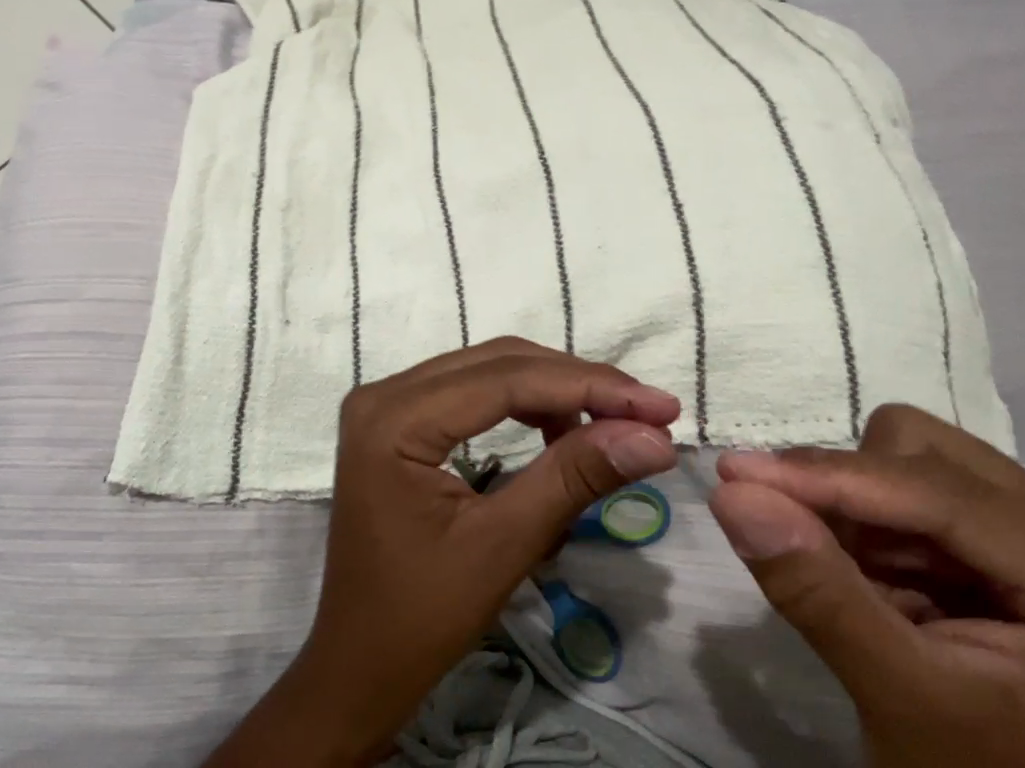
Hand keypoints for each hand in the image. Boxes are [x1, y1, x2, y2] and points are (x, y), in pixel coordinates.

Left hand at [203, 338, 681, 766]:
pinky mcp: (394, 424)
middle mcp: (382, 394)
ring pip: (485, 371)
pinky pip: (467, 393)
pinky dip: (520, 405)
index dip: (591, 387)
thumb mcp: (504, 544)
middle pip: (496, 363)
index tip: (663, 408)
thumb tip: (653, 436)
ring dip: (552, 391)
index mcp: (394, 418)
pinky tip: (557, 433)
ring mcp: (383, 406)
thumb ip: (573, 478)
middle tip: (648, 414)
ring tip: (611, 426)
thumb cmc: (423, 614)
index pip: (506, 379)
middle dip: (577, 383)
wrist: (360, 661)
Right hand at [709, 405, 1024, 767]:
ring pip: (912, 464)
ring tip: (841, 579)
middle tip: (784, 531)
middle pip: (932, 457)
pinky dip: (860, 530)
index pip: (947, 494)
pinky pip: (905, 498)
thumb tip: (731, 496)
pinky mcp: (1003, 553)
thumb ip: (817, 591)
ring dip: (852, 512)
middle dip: (849, 493)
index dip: (835, 477)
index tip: (735, 472)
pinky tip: (858, 582)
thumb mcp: (897, 694)